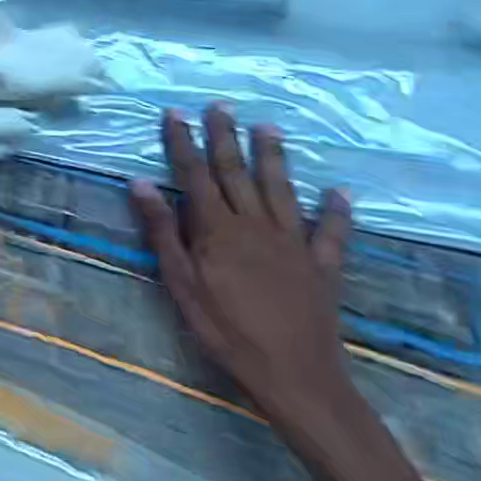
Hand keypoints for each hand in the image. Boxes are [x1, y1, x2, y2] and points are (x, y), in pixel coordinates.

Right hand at [132, 106, 444, 480]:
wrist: (294, 375)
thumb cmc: (223, 327)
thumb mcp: (180, 281)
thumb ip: (163, 229)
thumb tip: (140, 182)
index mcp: (218, 229)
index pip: (195, 174)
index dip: (183, 141)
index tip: (175, 112)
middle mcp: (256, 226)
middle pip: (237, 173)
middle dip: (226, 137)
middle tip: (222, 105)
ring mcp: (295, 244)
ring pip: (282, 191)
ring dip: (274, 158)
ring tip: (269, 128)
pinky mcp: (324, 267)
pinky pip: (332, 234)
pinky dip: (337, 212)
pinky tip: (340, 193)